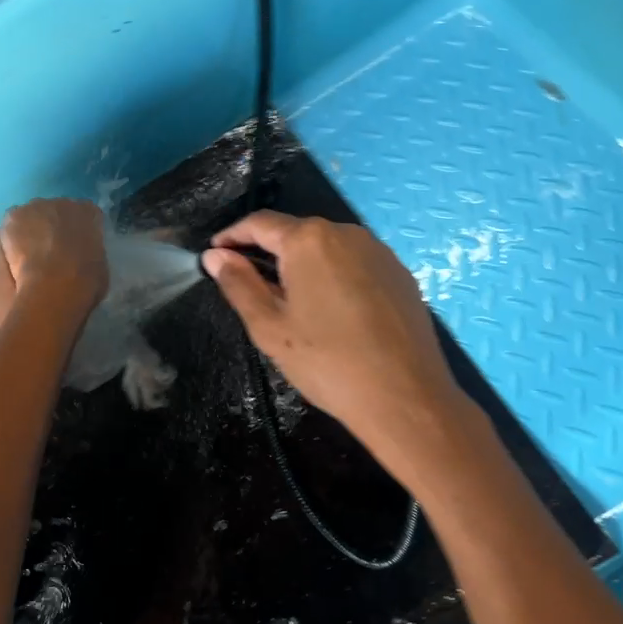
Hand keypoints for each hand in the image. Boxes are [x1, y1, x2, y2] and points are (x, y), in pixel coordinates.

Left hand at [0, 199, 109, 317]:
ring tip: (27, 254)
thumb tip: (83, 253)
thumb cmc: (84, 281)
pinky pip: (12, 222)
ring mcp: (36, 206)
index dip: (76, 229)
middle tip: (49, 250)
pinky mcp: (14, 215)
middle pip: (56, 210)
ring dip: (31, 229)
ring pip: (32, 214)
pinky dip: (11, 235)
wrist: (55, 285)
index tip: (73, 245)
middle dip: (53, 226)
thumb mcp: (100, 265)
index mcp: (89, 212)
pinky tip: (13, 254)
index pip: (84, 213)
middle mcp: (63, 202)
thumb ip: (91, 250)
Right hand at [203, 212, 463, 443]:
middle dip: (268, 251)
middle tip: (248, 282)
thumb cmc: (328, 362)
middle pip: (295, 232)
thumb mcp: (270, 327)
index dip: (233, 236)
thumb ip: (239, 285)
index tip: (214, 254)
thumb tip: (215, 256)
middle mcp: (345, 233)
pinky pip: (354, 263)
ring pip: (326, 247)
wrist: (407, 399)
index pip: (260, 223)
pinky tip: (331, 308)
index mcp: (309, 240)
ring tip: (289, 298)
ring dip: (302, 263)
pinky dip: (333, 275)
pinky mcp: (399, 273)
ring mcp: (378, 251)